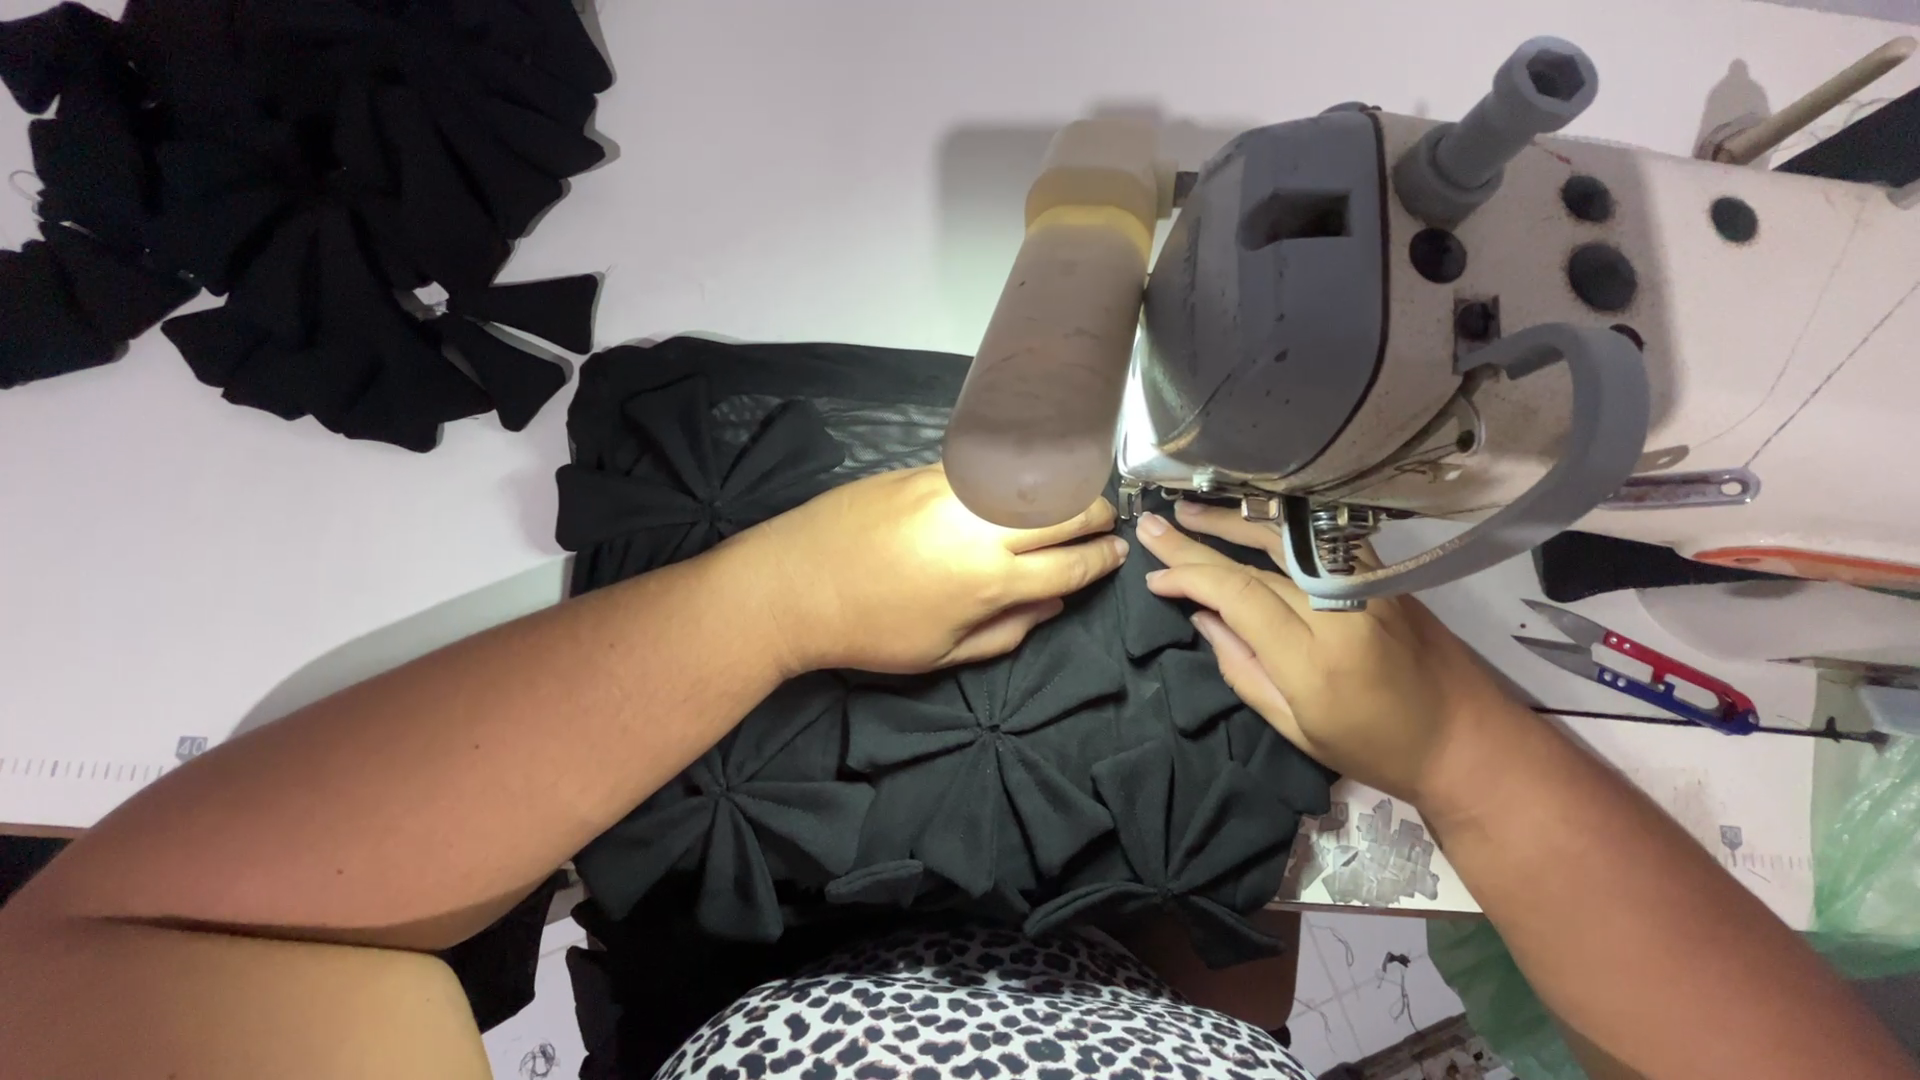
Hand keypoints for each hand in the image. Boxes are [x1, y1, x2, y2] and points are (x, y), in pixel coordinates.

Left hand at [729, 464, 1127, 675]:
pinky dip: (1020, 472)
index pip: (1073, 565)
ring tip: (1072, 499)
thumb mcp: (943, 653)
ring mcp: (957, 491)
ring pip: (1036, 480)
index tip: (1119, 553)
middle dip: (1097, 517)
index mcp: (992, 583)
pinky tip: (1024, 478)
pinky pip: (993, 466)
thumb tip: (1055, 603)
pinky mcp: (930, 470)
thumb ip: (1008, 630)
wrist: (796, 583)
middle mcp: (985, 529)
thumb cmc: (870, 632)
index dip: (1104, 560)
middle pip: (1068, 512)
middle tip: (1103, 523)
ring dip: (1066, 489)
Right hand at [1134, 501, 1516, 804]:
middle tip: (1152, 525)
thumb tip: (1204, 618)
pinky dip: (1277, 525)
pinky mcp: (1381, 577)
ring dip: (1234, 520)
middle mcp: (1339, 608)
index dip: (1189, 578)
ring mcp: (1366, 585)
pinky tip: (1251, 516)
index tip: (1154, 579)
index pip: (1237, 594)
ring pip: (1287, 539)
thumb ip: (1243, 669)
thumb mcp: (1296, 728)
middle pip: (1254, 561)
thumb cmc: (1376, 749)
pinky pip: (1317, 541)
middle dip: (1195, 542)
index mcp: (1313, 656)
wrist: (1469, 742)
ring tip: (1191, 510)